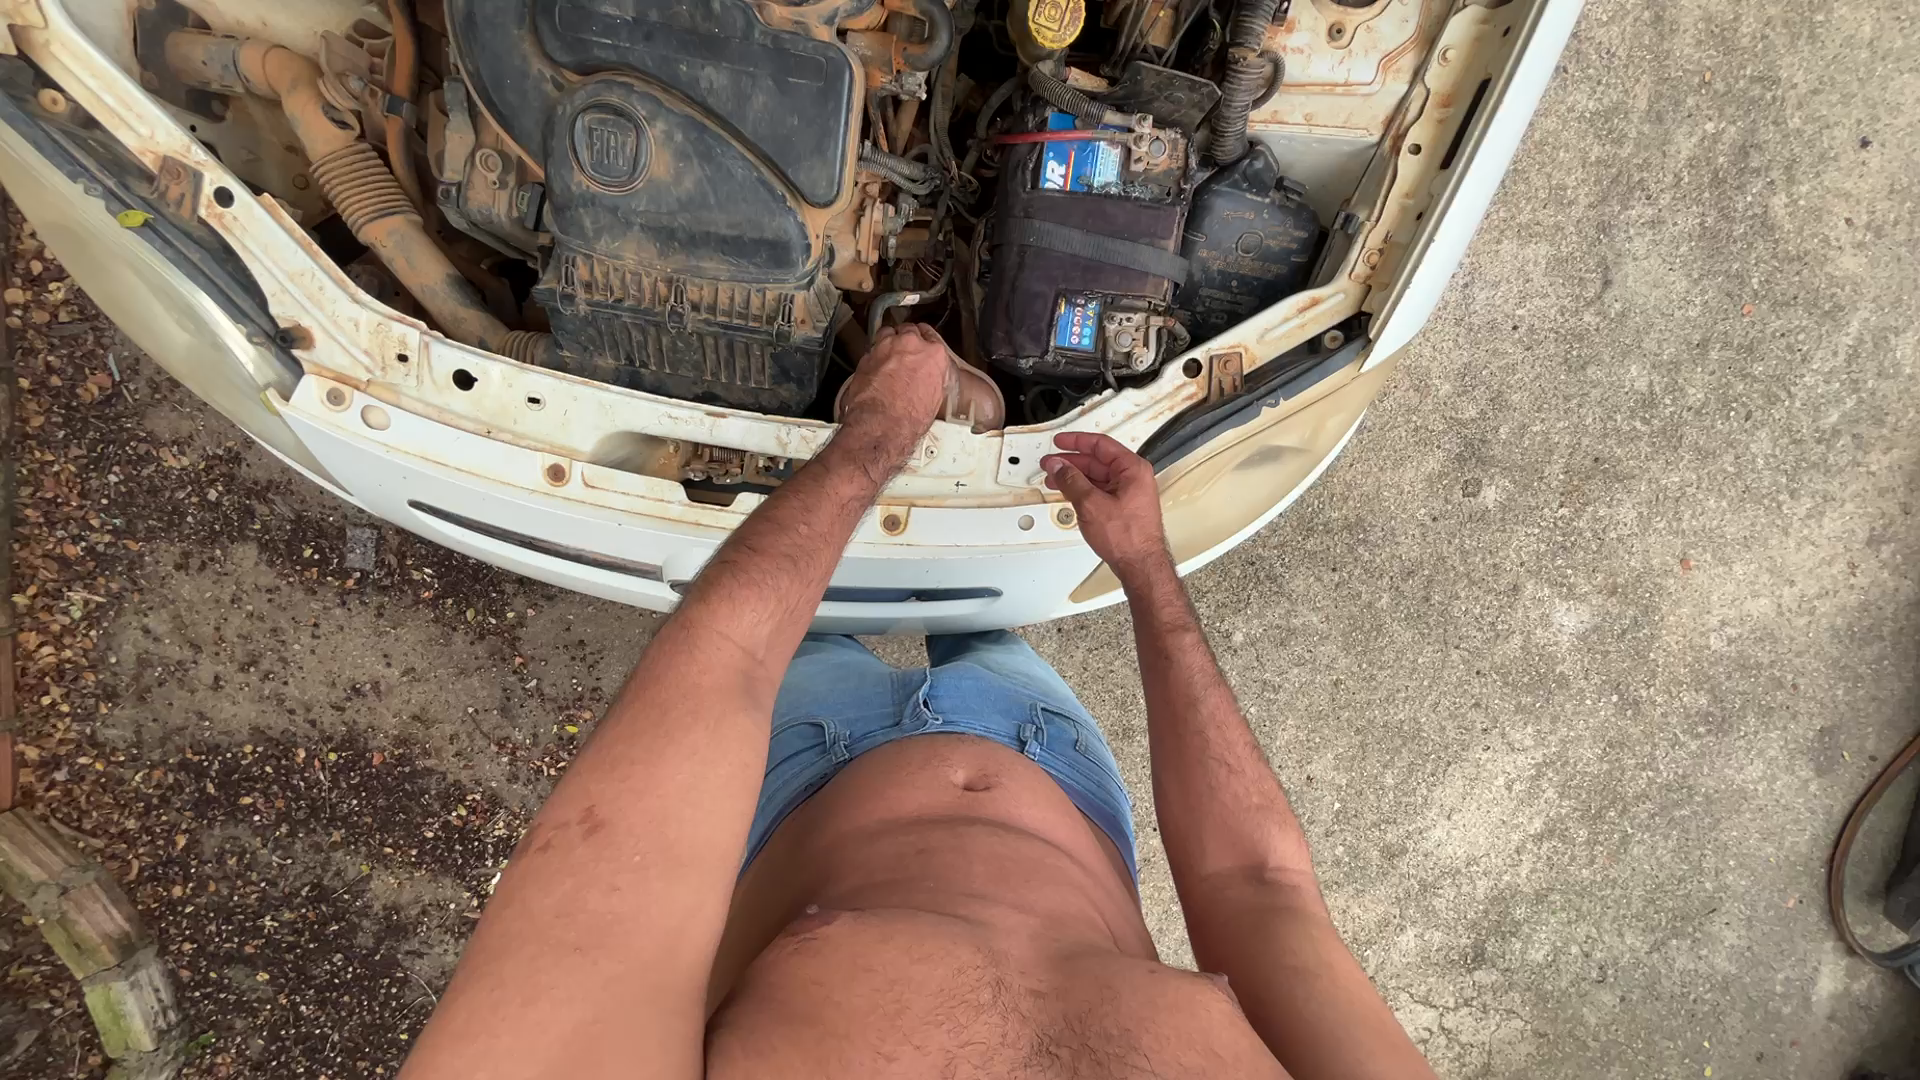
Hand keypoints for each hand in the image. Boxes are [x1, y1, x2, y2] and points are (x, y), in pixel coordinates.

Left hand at [835, 323, 951, 464]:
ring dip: (890, 342)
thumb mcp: (935, 399)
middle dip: (907, 340)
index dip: (926, 342)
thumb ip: (933, 378)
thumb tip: (928, 380)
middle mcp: (910, 344)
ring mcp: (886, 347)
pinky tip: (876, 368)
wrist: (881, 424)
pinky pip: (872, 348)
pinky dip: (875, 355)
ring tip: (890, 358)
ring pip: (889, 333)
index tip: (923, 347)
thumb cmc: (909, 417)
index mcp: (934, 354)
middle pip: (909, 331)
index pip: (932, 336)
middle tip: (906, 354)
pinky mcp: (867, 355)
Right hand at [1040, 432, 1169, 582]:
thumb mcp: (1091, 503)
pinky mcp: (1123, 507)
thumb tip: (1058, 466)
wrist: (1139, 564)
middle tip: (1051, 463)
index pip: (1101, 445)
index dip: (1076, 441)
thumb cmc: (1128, 537)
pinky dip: (1082, 490)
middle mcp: (1133, 478)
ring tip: (1054, 479)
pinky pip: (1099, 491)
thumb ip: (1071, 480)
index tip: (1060, 441)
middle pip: (1097, 461)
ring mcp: (1129, 493)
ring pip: (1096, 477)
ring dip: (1074, 477)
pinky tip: (1069, 493)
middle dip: (1071, 462)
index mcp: (1132, 469)